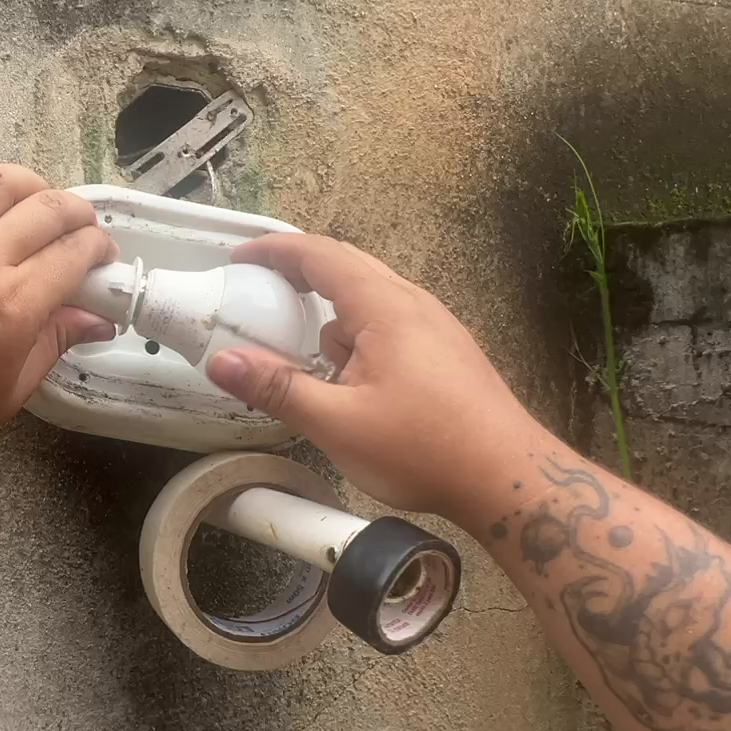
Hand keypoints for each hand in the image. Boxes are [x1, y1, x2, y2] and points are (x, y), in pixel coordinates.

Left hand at [0, 151, 116, 474]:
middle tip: (81, 227)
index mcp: (15, 304)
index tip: (101, 255)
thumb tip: (99, 319)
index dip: (98, 247)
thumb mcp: (12, 391)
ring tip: (32, 198)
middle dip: (78, 213)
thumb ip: (55, 343)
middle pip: (46, 210)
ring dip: (25, 183)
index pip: (74, 253)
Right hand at [204, 234, 544, 517]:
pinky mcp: (443, 353)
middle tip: (260, 292)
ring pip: (366, 303)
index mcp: (386, 308)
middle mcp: (413, 305)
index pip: (322, 255)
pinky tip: (350, 384)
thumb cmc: (424, 449)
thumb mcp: (337, 423)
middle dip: (299, 275)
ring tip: (307, 363)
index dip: (276, 250)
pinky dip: (353, 339)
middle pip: (347, 268)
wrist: (510, 480)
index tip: (240, 257)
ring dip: (328, 319)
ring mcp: (434, 328)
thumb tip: (220, 362)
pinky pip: (385, 327)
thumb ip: (276, 388)